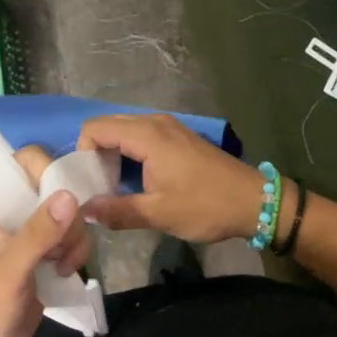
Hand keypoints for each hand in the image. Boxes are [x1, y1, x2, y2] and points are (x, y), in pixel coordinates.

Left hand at [0, 146, 91, 336]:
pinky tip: (65, 272)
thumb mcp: (10, 271)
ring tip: (61, 265)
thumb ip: (38, 233)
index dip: (45, 172)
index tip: (59, 199)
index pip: (22, 162)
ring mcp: (28, 229)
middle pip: (52, 185)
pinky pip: (71, 232)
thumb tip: (70, 194)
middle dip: (66, 214)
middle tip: (61, 244)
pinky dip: (76, 249)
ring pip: (67, 210)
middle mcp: (9, 208)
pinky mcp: (44, 249)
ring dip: (73, 235)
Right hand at [79, 114, 266, 243]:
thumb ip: (118, 211)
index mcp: (147, 135)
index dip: (82, 153)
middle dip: (95, 154)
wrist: (253, 201)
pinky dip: (130, 153)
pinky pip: (141, 136)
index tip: (88, 184)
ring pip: (124, 131)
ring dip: (113, 155)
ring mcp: (168, 127)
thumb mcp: (159, 214)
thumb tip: (84, 210)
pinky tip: (136, 181)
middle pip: (108, 126)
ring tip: (115, 189)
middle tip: (98, 188)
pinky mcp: (177, 137)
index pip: (95, 128)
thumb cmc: (206, 206)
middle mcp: (154, 122)